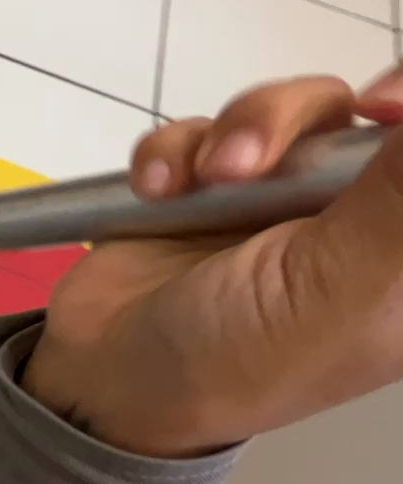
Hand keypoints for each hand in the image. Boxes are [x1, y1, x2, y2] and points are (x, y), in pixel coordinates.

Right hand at [22, 65, 402, 456]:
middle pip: (370, 108)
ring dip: (232, 132)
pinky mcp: (191, 190)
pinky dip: (166, 154)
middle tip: (259, 157)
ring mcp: (270, 196)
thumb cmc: (243, 353)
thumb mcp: (348, 284)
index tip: (384, 107)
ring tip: (198, 181)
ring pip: (280, 110)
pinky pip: (190, 135)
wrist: (108, 376)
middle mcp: (360, 207)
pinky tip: (154, 193)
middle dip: (300, 120)